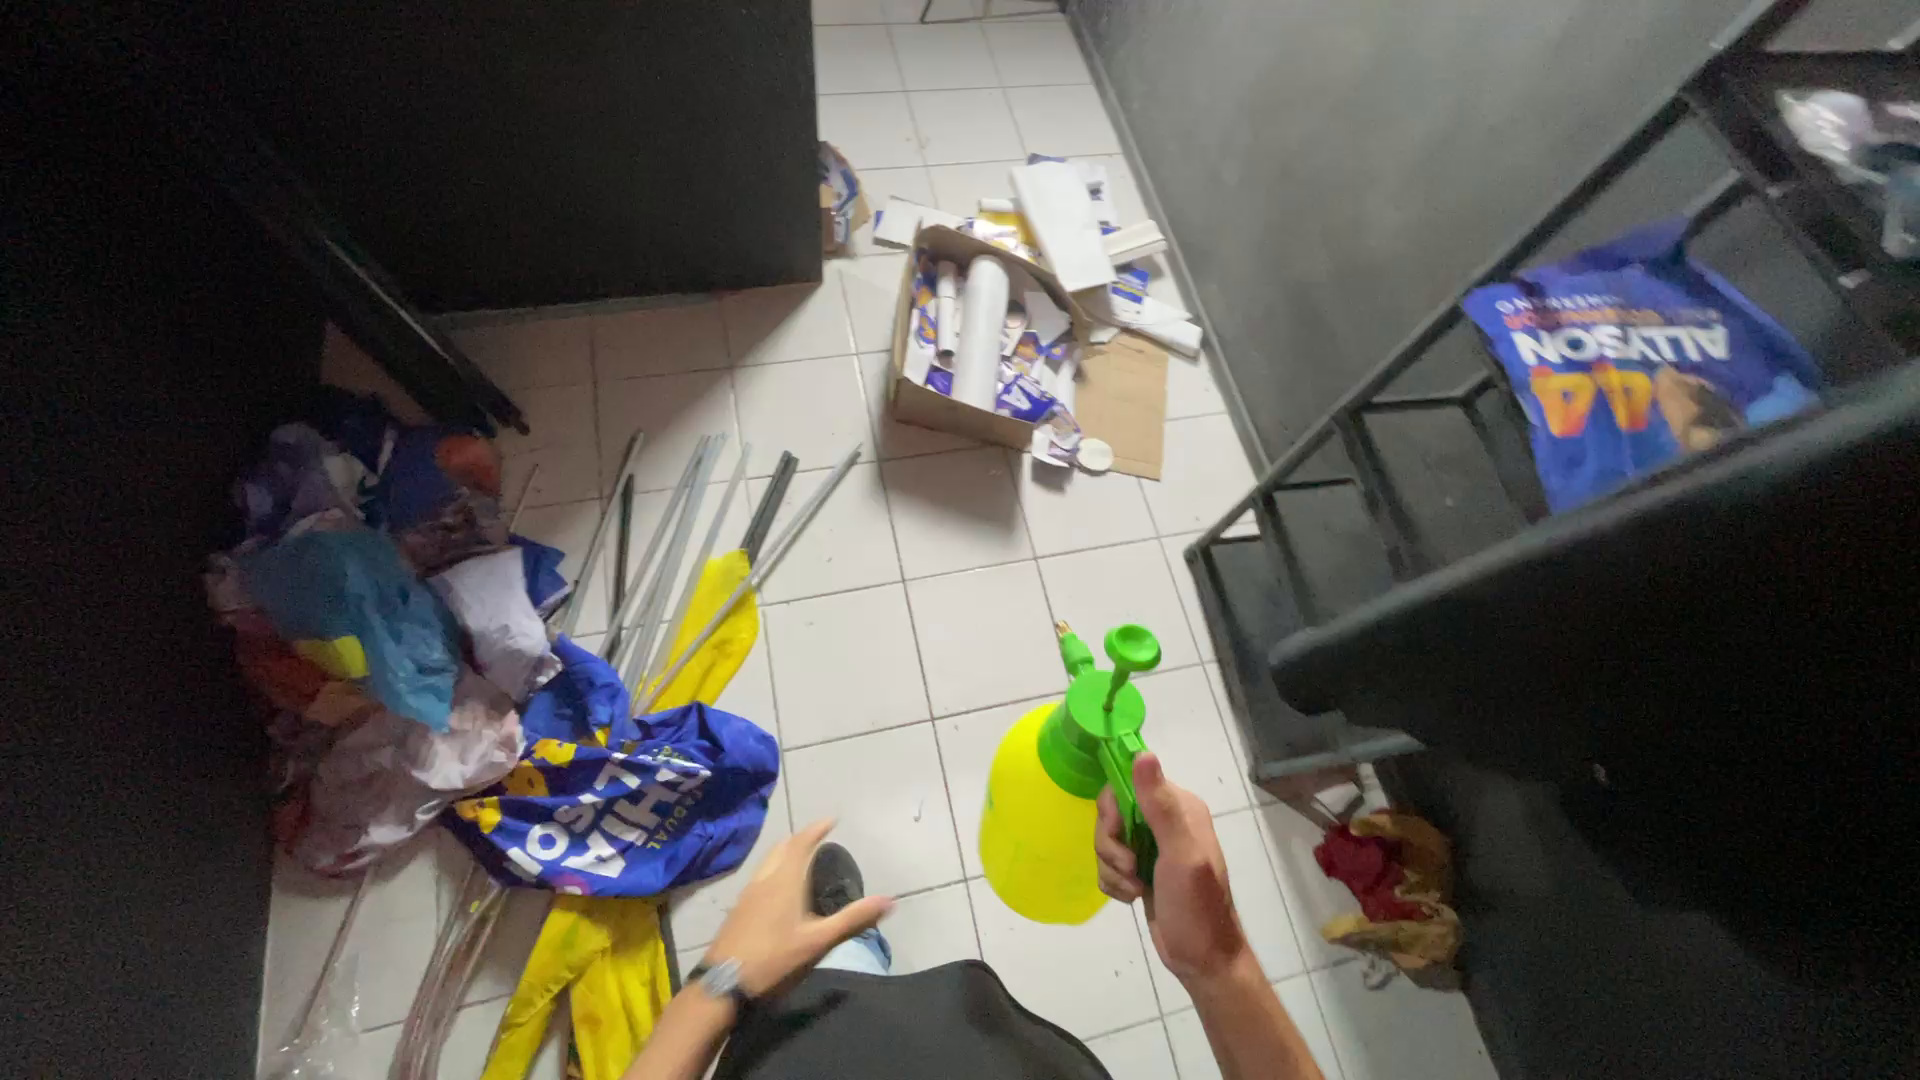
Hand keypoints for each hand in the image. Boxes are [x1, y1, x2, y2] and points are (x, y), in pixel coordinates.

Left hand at [704, 819, 893, 996]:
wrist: (722, 984)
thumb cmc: (774, 958)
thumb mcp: (818, 941)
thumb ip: (852, 919)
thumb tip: (888, 901)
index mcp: (785, 880)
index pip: (801, 842)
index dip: (816, 829)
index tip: (831, 820)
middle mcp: (764, 879)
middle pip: (782, 848)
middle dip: (800, 838)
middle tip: (817, 839)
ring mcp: (747, 894)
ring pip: (768, 862)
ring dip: (785, 853)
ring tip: (800, 860)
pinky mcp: (738, 909)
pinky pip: (760, 877)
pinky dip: (774, 870)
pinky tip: (777, 891)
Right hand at [1096, 753, 1250, 982]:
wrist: (1203, 962)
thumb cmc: (1197, 906)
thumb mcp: (1181, 854)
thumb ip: (1160, 805)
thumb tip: (1142, 753)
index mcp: (1179, 806)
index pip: (1128, 782)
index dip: (1114, 807)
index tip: (1117, 831)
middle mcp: (1165, 819)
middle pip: (1111, 812)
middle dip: (1110, 843)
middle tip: (1129, 867)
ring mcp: (1151, 845)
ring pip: (1107, 839)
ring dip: (1112, 867)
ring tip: (1134, 887)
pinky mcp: (1140, 869)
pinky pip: (1108, 863)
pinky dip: (1113, 881)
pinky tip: (1131, 897)